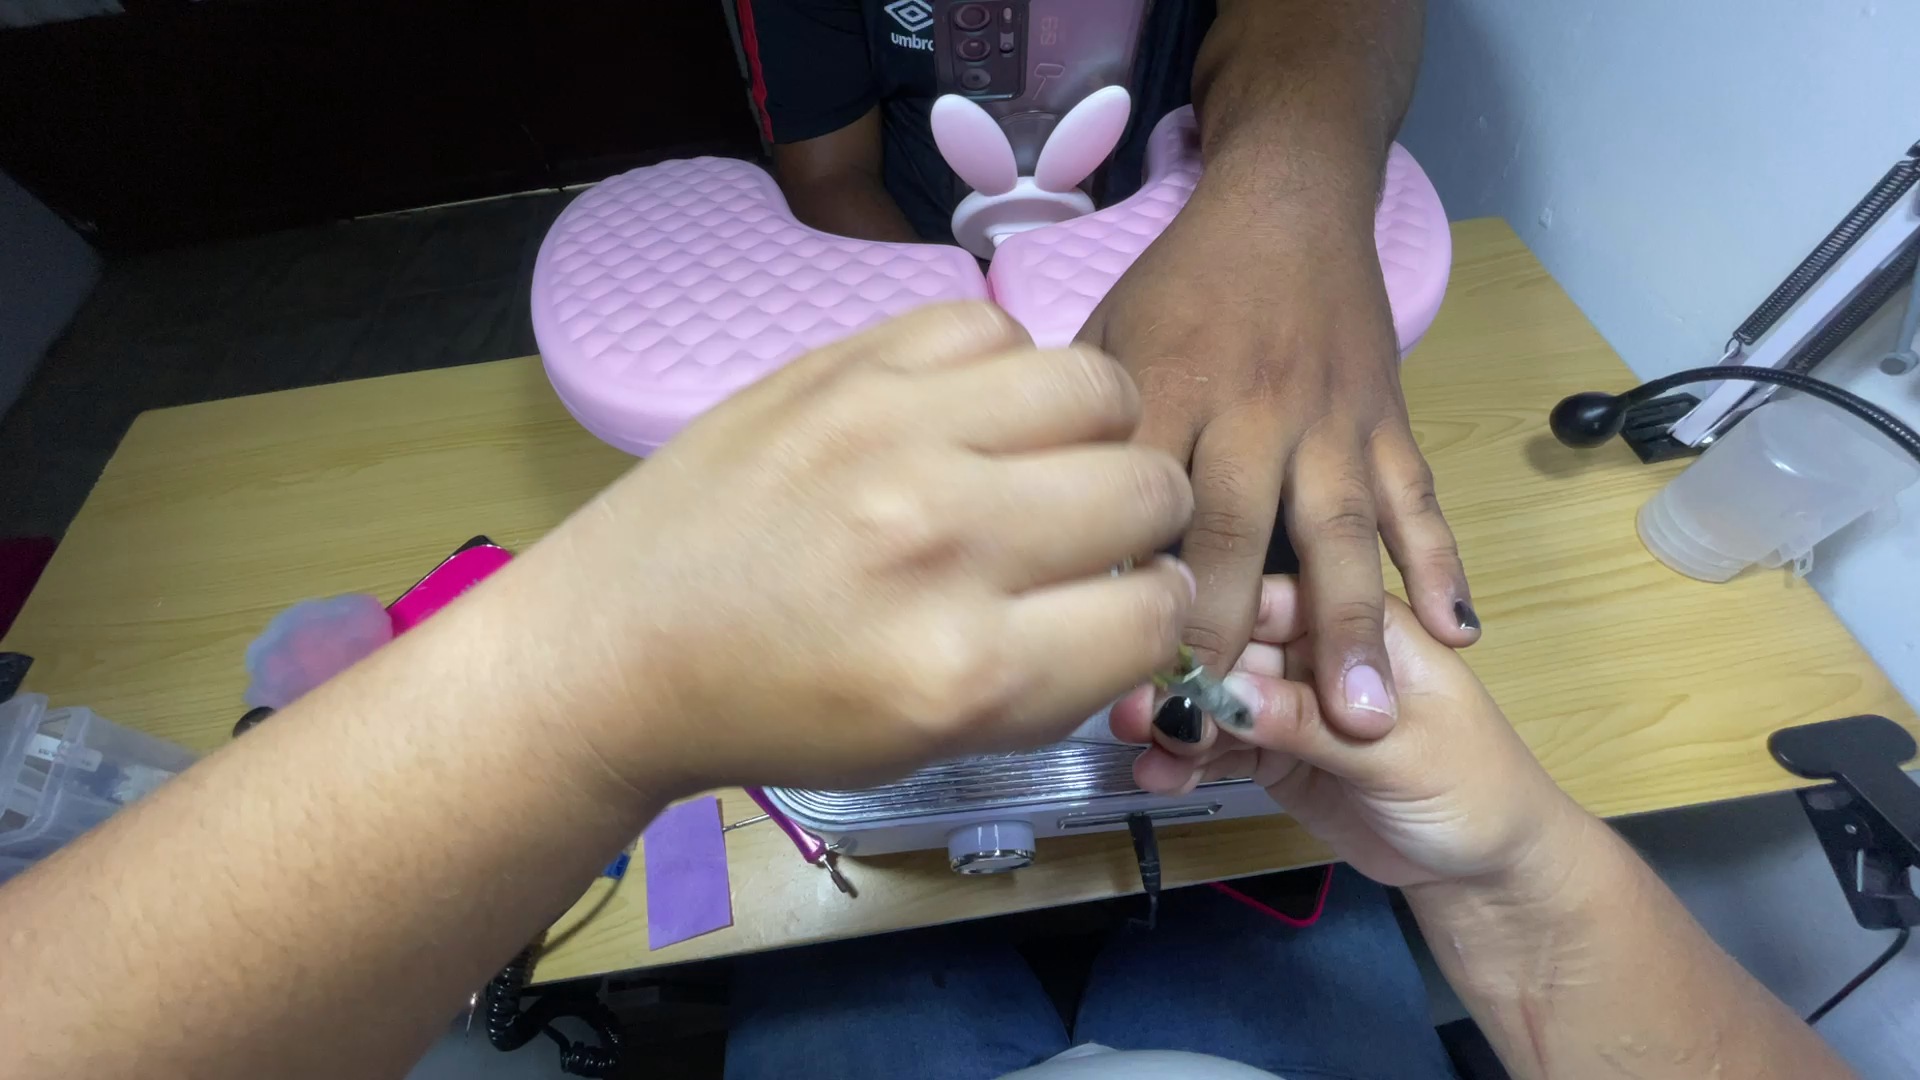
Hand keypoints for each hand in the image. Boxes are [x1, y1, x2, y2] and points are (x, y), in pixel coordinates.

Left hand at [513, 304, 1194, 793]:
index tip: (1123, 603)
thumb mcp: (937, 740)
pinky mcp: (844, 364)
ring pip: (1098, 388)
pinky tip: (964, 413)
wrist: (620, 644)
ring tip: (1041, 457)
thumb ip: (1060, 671)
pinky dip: (1004, 374)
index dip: (1154, 612)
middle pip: (1149, 489)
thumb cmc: (781, 713)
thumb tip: (1146, 592)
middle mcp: (942, 539)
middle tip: (1084, 530)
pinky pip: (995, 328)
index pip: (1154, 613)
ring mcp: (891, 431)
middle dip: (1143, 520)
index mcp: (966, 671)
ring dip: (1096, 432)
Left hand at [1078, 194, 1475, 739]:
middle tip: (1213, 723)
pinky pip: (1416, 496)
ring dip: (1350, 627)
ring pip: (1337, 531)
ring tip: (1365, 716)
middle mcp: (1249, 411)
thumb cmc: (1178, 280)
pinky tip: (1459, 631)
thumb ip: (1084, 423)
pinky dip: (1441, 562)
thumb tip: (1056, 516)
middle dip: (1221, 631)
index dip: (1123, 588)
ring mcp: (1328, 418)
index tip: (1108, 666)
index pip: (1138, 505)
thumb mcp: (1105, 333)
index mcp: (1165, 389)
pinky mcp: (1386, 416)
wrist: (1286, 203)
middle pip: (1230, 534)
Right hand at [1110, 576, 1578, 886]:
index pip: (1270, 600)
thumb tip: (1225, 694)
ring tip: (1143, 753)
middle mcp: (1310, 651)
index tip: (1164, 653)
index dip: (1215, 621)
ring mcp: (1285, 702)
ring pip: (1215, 702)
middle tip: (1135, 712)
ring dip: (1176, 726)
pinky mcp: (1268, 750)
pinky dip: (1187, 762)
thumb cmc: (1476, 791)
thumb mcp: (1403, 754)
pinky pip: (1217, 748)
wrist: (1488, 876)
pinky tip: (1159, 776)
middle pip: (1229, 653)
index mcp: (1355, 625)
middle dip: (1183, 683)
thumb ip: (1312, 722)